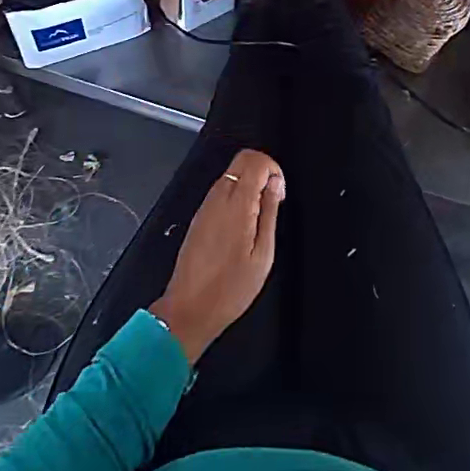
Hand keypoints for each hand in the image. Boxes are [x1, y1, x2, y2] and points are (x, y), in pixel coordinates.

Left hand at [150, 149, 284, 362]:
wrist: (189, 310)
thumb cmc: (230, 288)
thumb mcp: (262, 254)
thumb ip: (269, 212)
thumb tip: (276, 184)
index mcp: (236, 205)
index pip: (255, 161)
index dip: (274, 169)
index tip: (280, 192)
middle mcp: (217, 198)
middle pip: (242, 160)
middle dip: (262, 170)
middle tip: (273, 199)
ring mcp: (205, 205)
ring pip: (231, 173)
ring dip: (249, 182)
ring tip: (258, 217)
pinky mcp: (199, 215)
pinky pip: (222, 190)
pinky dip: (237, 193)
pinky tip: (243, 223)